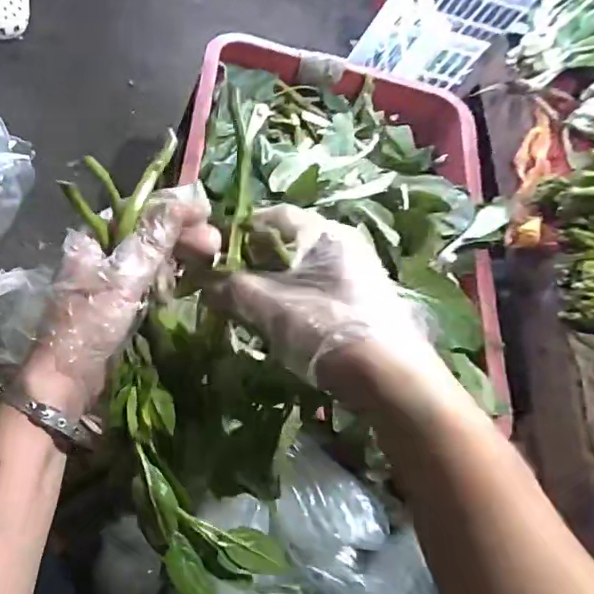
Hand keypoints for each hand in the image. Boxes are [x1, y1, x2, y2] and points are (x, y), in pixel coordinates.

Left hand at [18, 187, 209, 416]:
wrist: (67, 383)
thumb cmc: (89, 326)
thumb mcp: (122, 279)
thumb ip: (152, 239)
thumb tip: (182, 196)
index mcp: (91, 240)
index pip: (136, 210)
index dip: (172, 208)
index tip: (206, 213)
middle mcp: (99, 255)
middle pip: (146, 233)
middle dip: (181, 234)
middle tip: (215, 243)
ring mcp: (110, 282)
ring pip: (151, 259)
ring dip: (179, 257)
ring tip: (210, 259)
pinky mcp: (119, 307)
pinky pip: (149, 284)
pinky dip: (168, 280)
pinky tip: (189, 281)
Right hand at [206, 204, 439, 386]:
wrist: (389, 379)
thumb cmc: (324, 328)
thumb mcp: (267, 306)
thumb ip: (231, 287)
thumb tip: (204, 282)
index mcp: (322, 232)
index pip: (269, 215)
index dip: (235, 231)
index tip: (210, 255)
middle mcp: (342, 244)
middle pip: (282, 243)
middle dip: (247, 263)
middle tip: (220, 286)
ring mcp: (353, 274)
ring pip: (295, 270)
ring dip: (265, 286)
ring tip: (240, 310)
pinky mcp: (357, 302)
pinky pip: (311, 291)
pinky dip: (286, 301)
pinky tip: (272, 325)